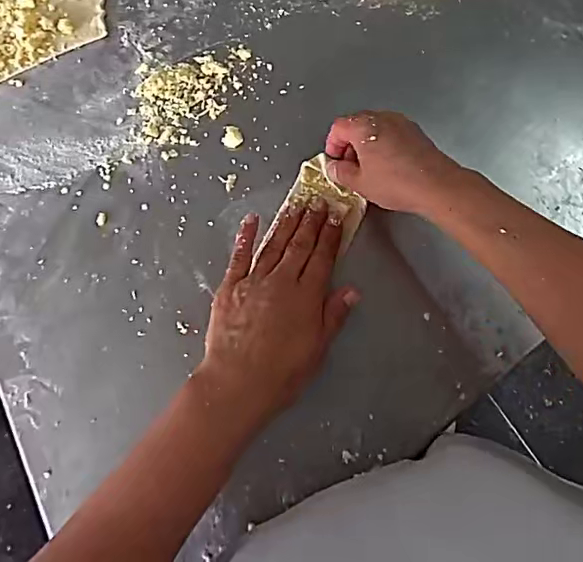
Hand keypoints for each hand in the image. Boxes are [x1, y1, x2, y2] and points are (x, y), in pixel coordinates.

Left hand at [194, 208, 358, 424]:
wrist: (236, 382)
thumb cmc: (282, 373)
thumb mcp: (317, 349)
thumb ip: (333, 315)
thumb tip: (352, 290)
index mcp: (305, 295)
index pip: (321, 257)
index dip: (330, 235)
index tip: (335, 215)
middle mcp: (280, 280)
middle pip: (298, 244)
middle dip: (310, 221)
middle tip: (318, 200)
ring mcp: (253, 280)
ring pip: (273, 244)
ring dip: (285, 222)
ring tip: (295, 204)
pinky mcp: (230, 285)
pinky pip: (240, 255)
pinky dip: (246, 235)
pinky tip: (252, 220)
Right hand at [323, 110, 475, 215]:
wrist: (437, 186)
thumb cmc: (399, 182)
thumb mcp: (359, 183)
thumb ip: (340, 172)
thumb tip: (335, 168)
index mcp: (362, 126)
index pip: (338, 127)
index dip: (333, 145)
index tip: (335, 160)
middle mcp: (381, 118)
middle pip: (356, 124)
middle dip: (350, 144)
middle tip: (350, 166)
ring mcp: (400, 123)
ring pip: (375, 128)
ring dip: (368, 144)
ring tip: (371, 168)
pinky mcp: (415, 132)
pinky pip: (392, 133)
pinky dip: (386, 145)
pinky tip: (389, 166)